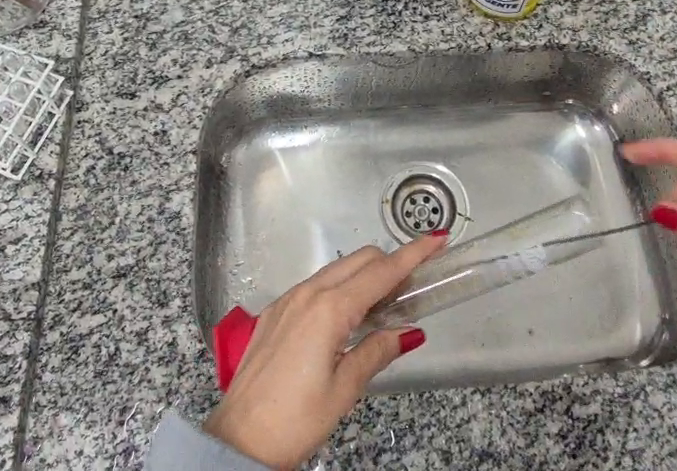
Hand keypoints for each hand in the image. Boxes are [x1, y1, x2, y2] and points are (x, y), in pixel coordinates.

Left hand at [205, 234, 447, 468]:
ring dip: (365, 275)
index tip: (436, 238)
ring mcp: (289, 299)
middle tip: (414, 287)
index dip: (412, 254)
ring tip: (386, 303)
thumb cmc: (296, 419)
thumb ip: (377, 351)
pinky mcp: (276, 311)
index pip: (381, 272)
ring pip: (337, 269)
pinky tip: (349, 315)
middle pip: (359, 260)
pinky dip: (341, 287)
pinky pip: (316, 284)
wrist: (240, 438)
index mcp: (330, 309)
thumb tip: (409, 332)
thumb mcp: (345, 389)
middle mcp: (308, 293)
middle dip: (390, 262)